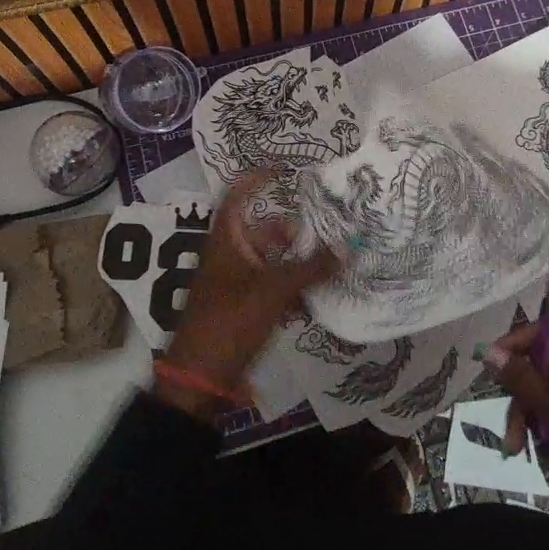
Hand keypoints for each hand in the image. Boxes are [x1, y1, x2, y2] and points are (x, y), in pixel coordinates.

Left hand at [155, 172, 338, 421]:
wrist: (199, 379)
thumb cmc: (229, 323)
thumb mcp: (273, 292)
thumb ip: (311, 269)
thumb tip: (348, 248)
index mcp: (226, 242)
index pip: (237, 197)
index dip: (256, 179)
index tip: (284, 170)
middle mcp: (229, 257)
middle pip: (262, 230)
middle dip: (294, 229)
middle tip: (326, 229)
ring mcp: (236, 284)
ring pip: (271, 260)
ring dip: (298, 260)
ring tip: (331, 261)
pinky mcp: (244, 309)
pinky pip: (272, 287)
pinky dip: (293, 286)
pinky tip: (318, 294)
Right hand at [483, 324, 548, 549]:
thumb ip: (526, 381)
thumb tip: (489, 351)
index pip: (546, 333)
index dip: (516, 344)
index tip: (489, 366)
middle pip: (539, 367)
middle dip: (521, 397)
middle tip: (513, 432)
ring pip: (542, 397)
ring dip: (528, 420)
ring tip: (520, 450)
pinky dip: (543, 435)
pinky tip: (544, 457)